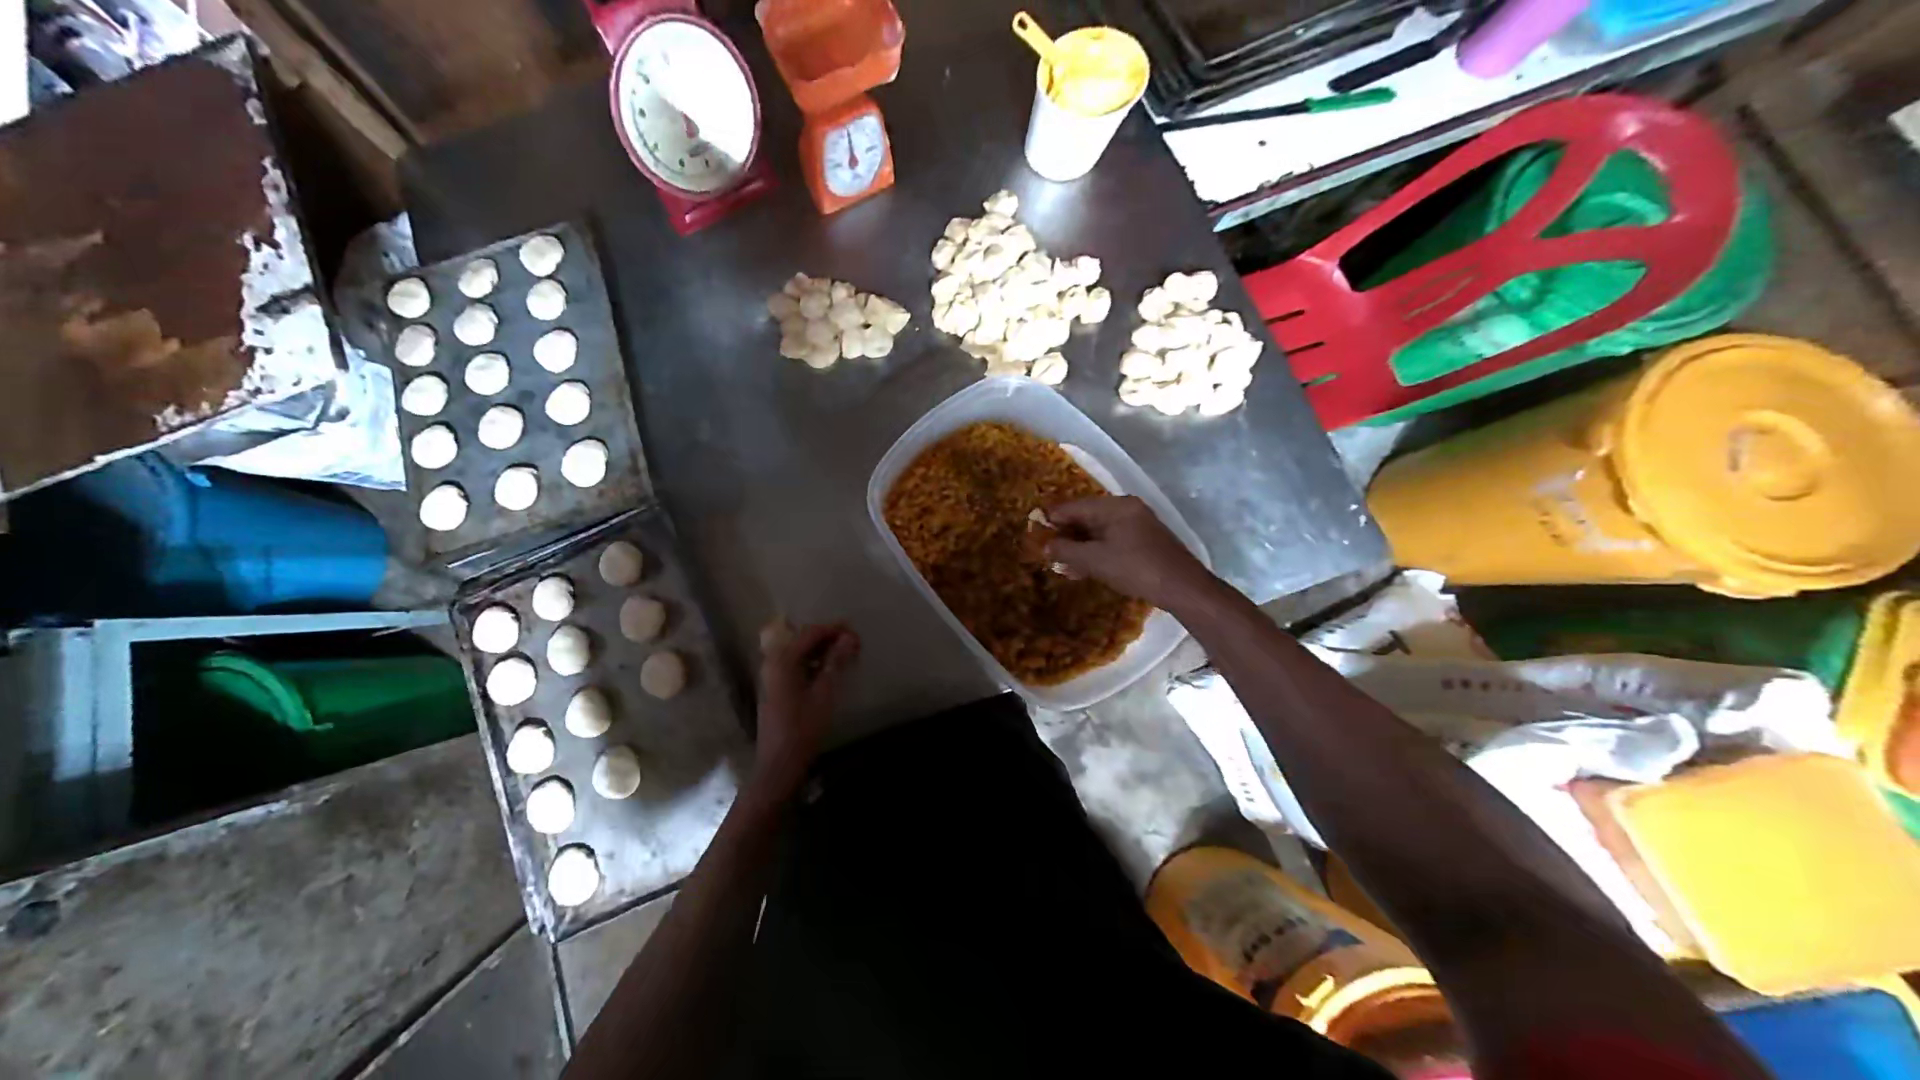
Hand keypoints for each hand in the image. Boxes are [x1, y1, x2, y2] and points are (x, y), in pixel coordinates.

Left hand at [754, 622, 858, 790]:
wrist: (779, 764)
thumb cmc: (802, 729)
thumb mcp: (824, 694)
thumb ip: (835, 663)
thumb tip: (848, 637)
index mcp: (782, 660)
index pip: (810, 633)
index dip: (834, 630)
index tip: (856, 633)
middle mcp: (773, 662)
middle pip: (802, 640)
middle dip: (829, 638)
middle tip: (854, 643)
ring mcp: (772, 675)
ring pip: (800, 653)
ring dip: (822, 651)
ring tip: (847, 655)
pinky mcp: (776, 688)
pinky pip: (796, 665)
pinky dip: (814, 663)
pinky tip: (831, 671)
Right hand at [1045, 495, 1216, 609]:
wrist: (1182, 587)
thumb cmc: (1136, 569)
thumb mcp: (1095, 561)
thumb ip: (1067, 551)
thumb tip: (1046, 545)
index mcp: (1115, 506)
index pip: (1074, 507)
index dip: (1052, 520)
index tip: (1034, 533)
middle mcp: (1127, 509)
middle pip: (1086, 517)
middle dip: (1066, 535)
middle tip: (1047, 552)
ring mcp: (1138, 524)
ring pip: (1099, 531)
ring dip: (1080, 546)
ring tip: (1062, 565)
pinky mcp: (1145, 541)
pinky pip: (1112, 540)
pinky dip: (1097, 551)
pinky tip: (1085, 568)